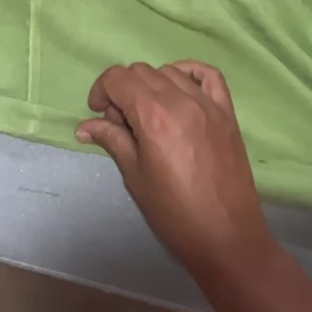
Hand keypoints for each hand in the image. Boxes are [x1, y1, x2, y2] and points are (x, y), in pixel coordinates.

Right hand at [77, 61, 273, 275]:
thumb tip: (84, 126)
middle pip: (140, 71)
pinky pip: (208, 75)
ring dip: (151, 85)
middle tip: (122, 123)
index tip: (98, 114)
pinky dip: (190, 73)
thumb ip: (112, 140)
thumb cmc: (175, 213)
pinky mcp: (227, 113)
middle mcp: (180, 100)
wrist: (227, 239)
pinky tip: (179, 90)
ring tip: (150, 114)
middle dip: (123, 89)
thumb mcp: (135, 176)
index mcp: (153, 115)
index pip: (117, 78)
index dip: (101, 91)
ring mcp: (207, 104)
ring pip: (169, 71)